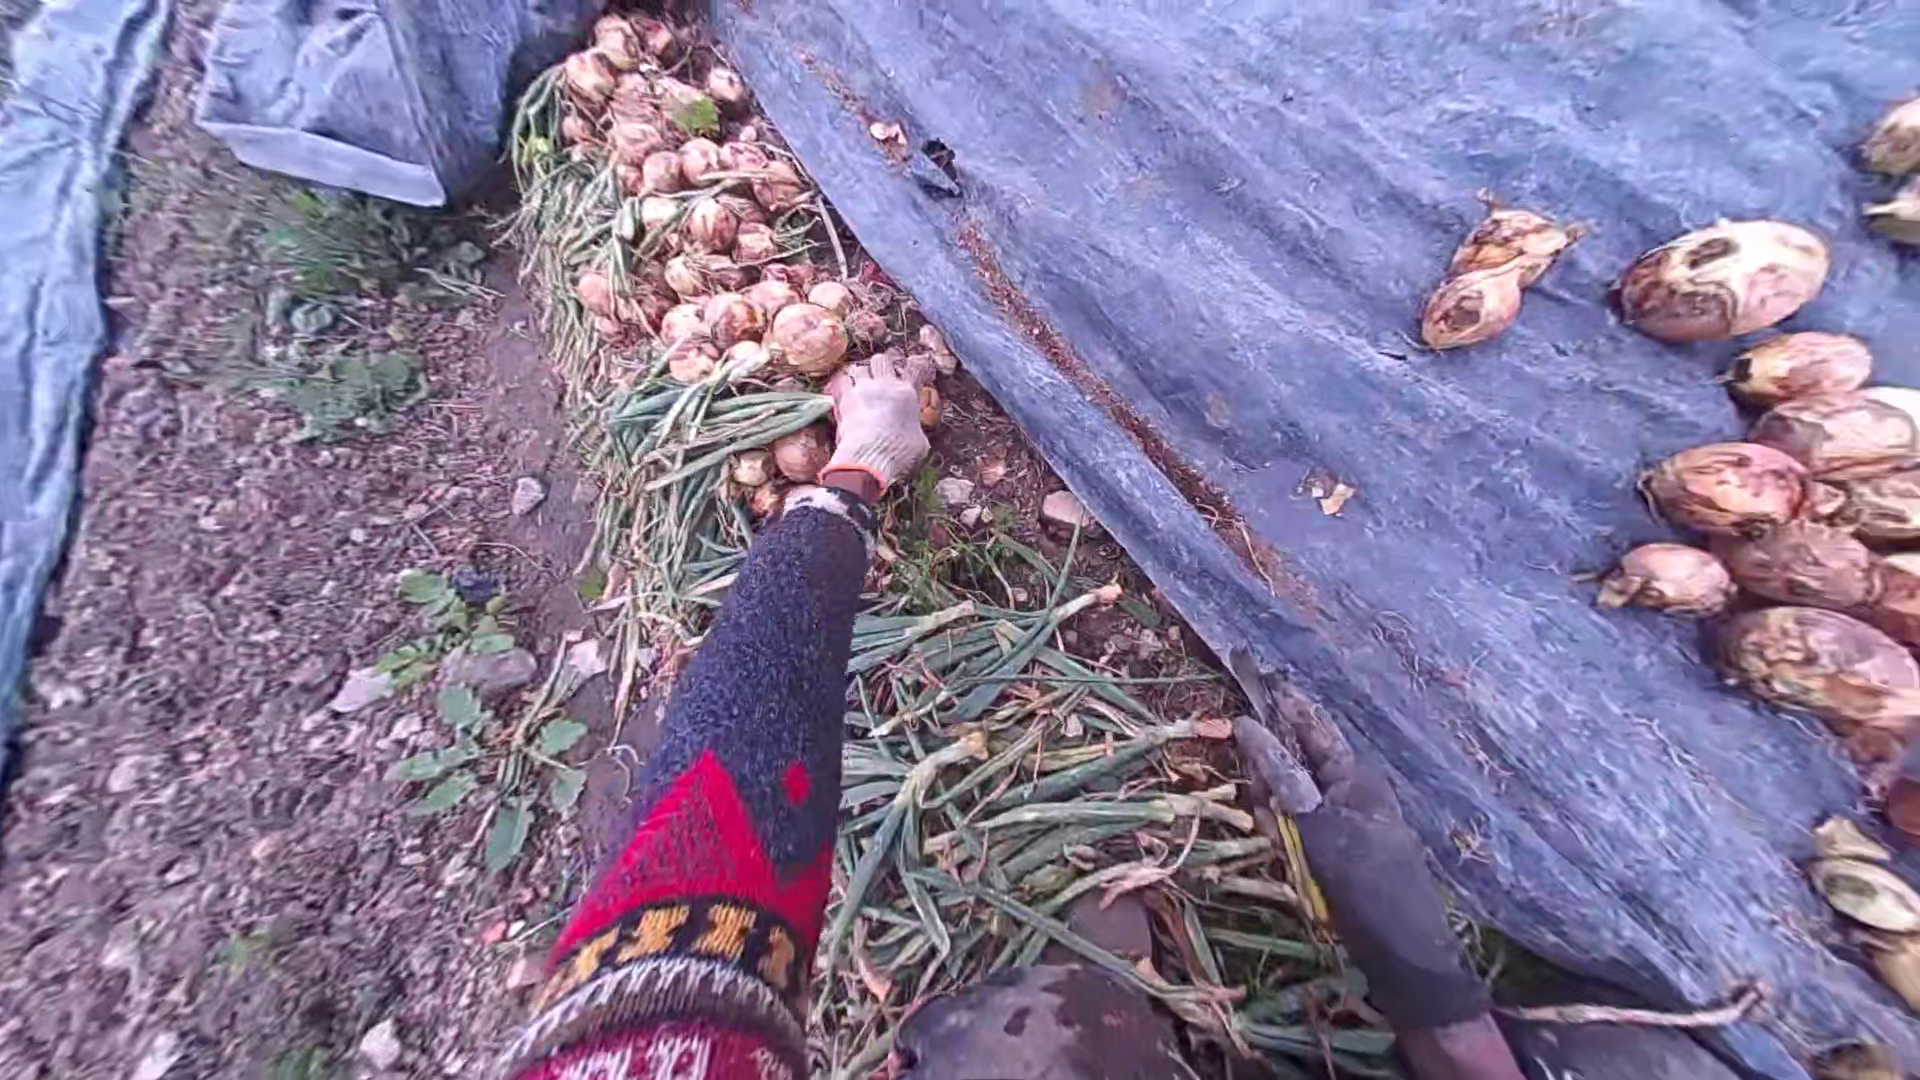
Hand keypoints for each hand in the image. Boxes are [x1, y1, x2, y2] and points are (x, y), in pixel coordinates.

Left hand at [822, 350, 935, 492]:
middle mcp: (885, 385)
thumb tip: (916, 433)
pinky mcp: (843, 398)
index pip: (915, 368)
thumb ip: (916, 429)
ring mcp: (862, 389)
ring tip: (861, 383)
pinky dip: (841, 384)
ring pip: (859, 367)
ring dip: (860, 374)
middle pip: (882, 359)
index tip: (914, 365)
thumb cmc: (899, 453)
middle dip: (882, 364)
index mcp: (907, 394)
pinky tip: (842, 389)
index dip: (916, 363)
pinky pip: (840, 381)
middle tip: (882, 374)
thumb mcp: (919, 443)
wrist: (870, 457)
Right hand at [1228, 649, 1498, 1035]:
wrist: (1405, 958)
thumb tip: (1246, 722)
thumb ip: (1282, 772)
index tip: (1248, 670)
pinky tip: (1283, 846)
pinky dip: (1280, 827)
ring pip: (1284, 788)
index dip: (1279, 698)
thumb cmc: (1366, 884)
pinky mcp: (1329, 837)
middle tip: (1263, 803)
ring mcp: (1337, 812)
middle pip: (1289, 755)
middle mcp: (1345, 784)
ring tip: (1276, 835)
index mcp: (1353, 772)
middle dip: (1266, 772)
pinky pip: (1291, 816)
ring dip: (1270, 806)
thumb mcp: (1318, 825)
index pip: (1308, 721)